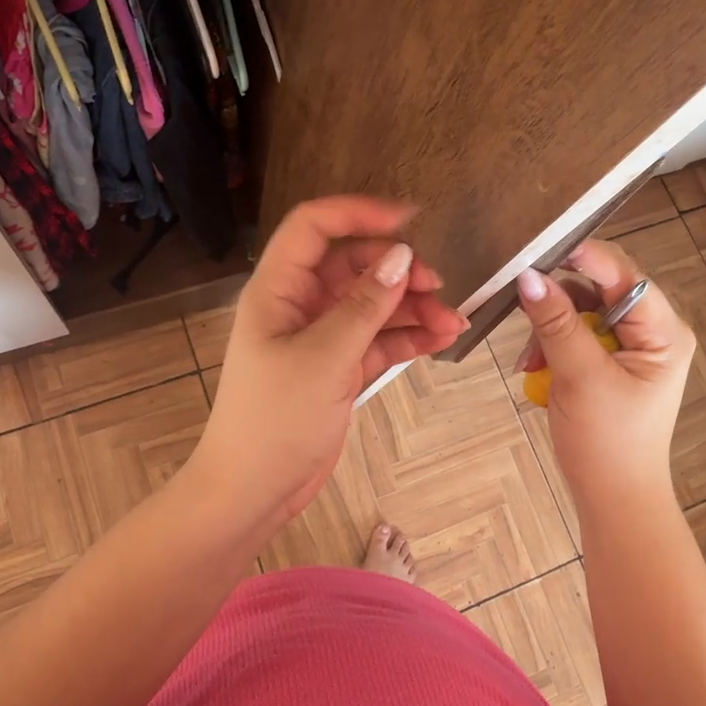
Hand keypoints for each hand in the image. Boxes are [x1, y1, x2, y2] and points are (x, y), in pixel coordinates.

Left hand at [193, 197, 468, 522]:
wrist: (253, 491)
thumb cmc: (275, 420)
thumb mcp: (324, 358)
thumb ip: (365, 306)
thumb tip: (401, 255)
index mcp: (278, 290)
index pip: (313, 227)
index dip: (357, 214)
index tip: (408, 220)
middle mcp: (299, 306)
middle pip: (352, 266)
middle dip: (396, 270)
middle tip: (438, 286)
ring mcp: (320, 338)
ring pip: (371, 305)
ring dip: (411, 308)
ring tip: (453, 322)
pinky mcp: (337, 368)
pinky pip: (377, 340)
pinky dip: (407, 338)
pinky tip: (440, 340)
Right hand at [513, 238, 695, 503]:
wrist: (614, 500)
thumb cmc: (607, 442)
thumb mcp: (579, 377)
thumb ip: (555, 322)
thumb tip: (528, 275)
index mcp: (663, 331)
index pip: (623, 273)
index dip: (582, 257)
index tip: (536, 247)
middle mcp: (651, 331)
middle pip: (600, 287)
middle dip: (559, 298)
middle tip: (521, 302)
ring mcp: (630, 347)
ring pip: (581, 309)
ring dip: (550, 326)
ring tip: (528, 357)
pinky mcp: (608, 363)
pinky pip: (575, 334)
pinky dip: (551, 345)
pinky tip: (533, 366)